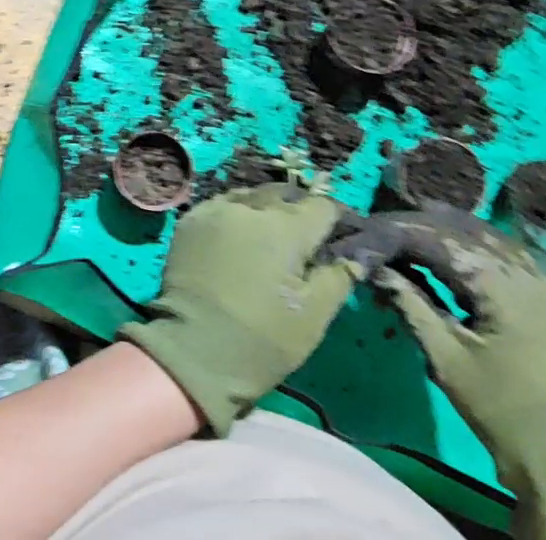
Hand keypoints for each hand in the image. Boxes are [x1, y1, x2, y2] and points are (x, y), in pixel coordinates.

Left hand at [119, 185, 356, 435]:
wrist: (194, 350)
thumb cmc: (263, 337)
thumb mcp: (315, 314)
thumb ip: (339, 276)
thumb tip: (356, 255)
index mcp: (286, 228)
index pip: (322, 207)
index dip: (334, 219)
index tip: (337, 237)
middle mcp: (250, 209)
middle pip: (284, 196)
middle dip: (298, 211)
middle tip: (303, 241)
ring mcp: (215, 211)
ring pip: (250, 196)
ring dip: (264, 209)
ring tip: (268, 237)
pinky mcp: (189, 221)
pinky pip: (220, 205)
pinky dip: (235, 214)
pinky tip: (237, 236)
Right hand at [373, 217, 545, 539]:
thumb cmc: (497, 405)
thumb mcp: (444, 356)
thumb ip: (411, 304)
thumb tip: (378, 269)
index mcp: (501, 286)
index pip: (442, 242)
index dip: (403, 233)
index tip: (372, 231)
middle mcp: (529, 276)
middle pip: (468, 235)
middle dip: (425, 229)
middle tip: (386, 230)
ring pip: (492, 243)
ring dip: (453, 237)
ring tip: (413, 235)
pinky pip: (510, 260)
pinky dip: (478, 252)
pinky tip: (454, 257)